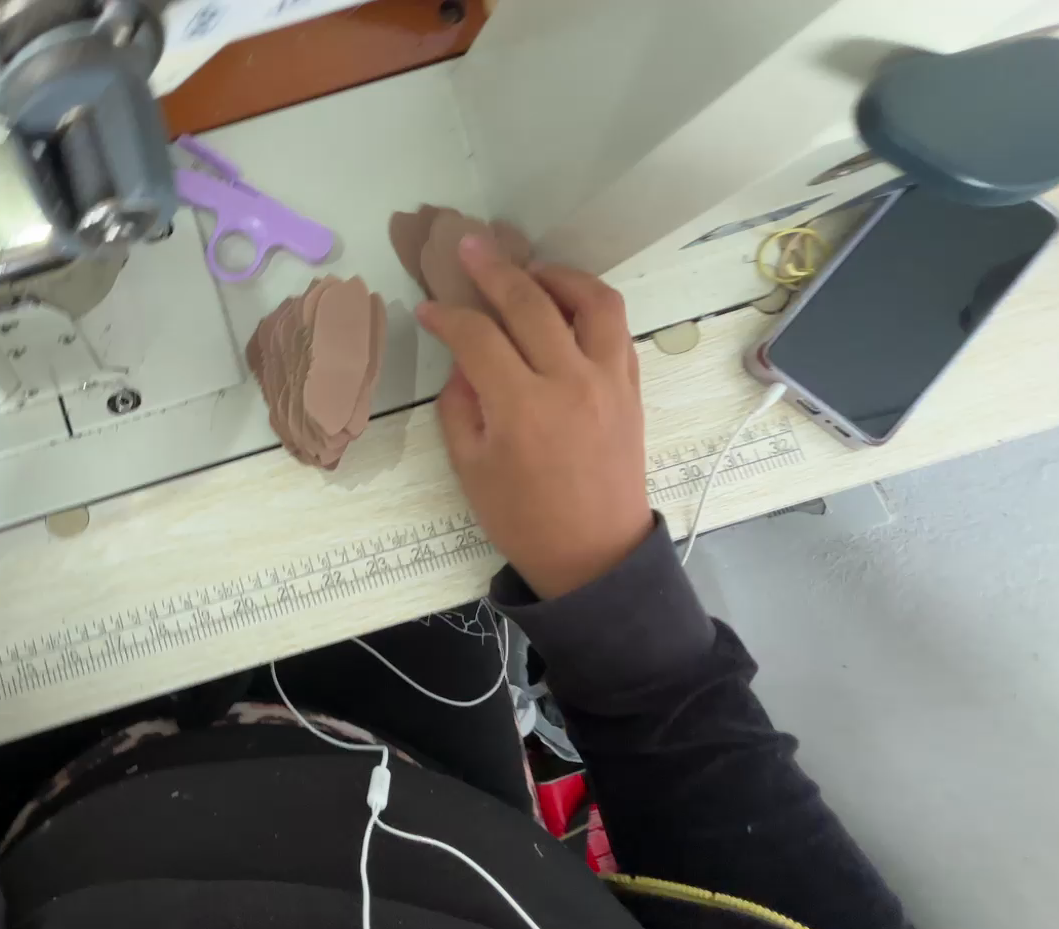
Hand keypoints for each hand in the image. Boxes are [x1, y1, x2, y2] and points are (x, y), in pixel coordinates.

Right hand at [419, 234, 651, 598]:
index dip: (446, 316)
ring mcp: (609, 378)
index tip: (427, 309)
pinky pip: (614, 326)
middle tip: (468, 247)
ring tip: (528, 272)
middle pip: (529, 303)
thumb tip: (464, 363)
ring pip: (590, 299)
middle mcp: (568, 380)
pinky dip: (587, 304)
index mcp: (519, 406)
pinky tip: (562, 308)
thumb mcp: (469, 466)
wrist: (591, 551)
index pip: (477, 337)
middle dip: (492, 270)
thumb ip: (459, 405)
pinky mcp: (631, 384)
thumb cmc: (519, 516)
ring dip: (555, 275)